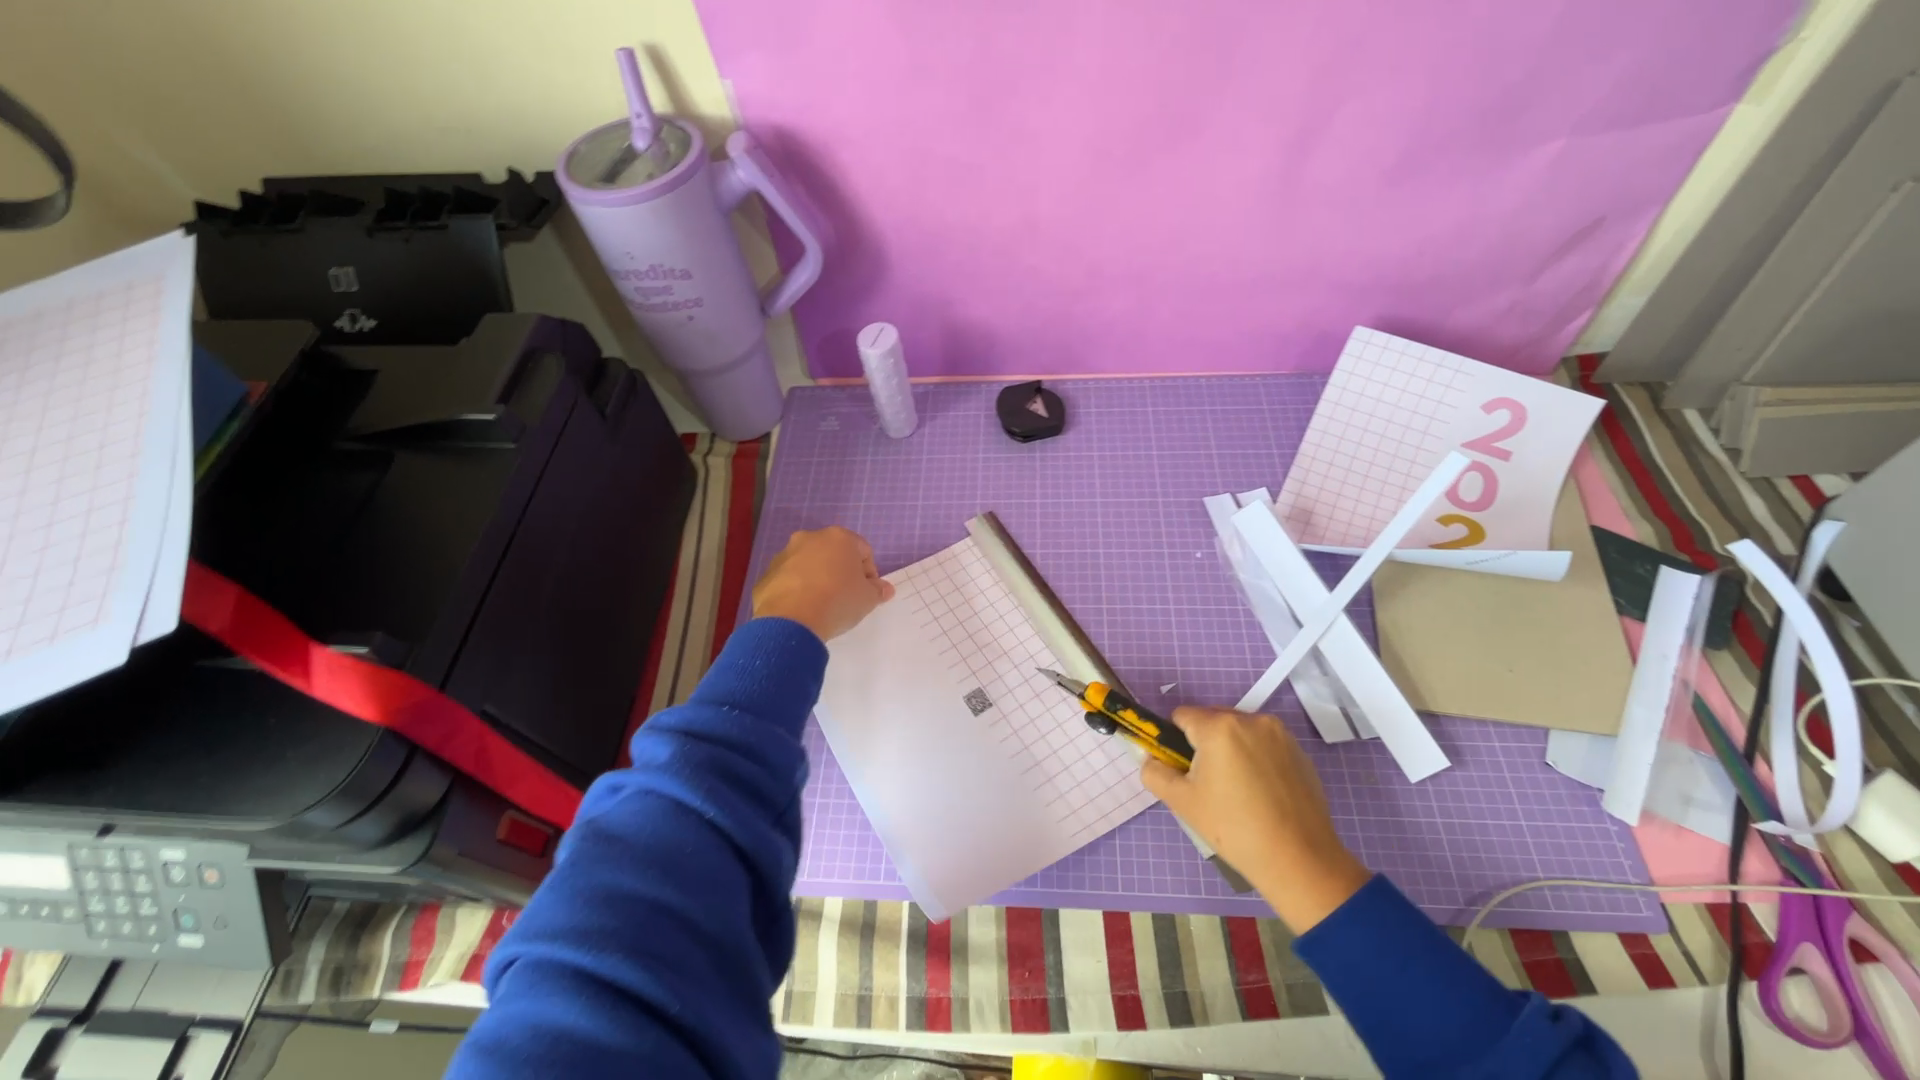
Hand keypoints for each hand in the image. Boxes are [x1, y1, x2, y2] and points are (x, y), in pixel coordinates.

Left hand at [751, 526, 895, 641]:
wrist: (791, 620)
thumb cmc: (838, 601)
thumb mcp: (868, 599)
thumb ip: (878, 590)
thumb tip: (884, 589)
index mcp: (839, 538)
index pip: (863, 551)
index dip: (869, 573)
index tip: (867, 593)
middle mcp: (810, 538)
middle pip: (833, 554)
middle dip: (840, 572)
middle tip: (845, 598)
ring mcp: (785, 555)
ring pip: (808, 565)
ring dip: (816, 580)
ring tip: (821, 606)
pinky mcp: (767, 575)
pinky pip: (788, 580)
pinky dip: (796, 591)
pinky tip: (801, 610)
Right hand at [1142, 706, 1370, 932]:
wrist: (1297, 858)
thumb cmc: (1232, 828)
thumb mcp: (1181, 801)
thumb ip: (1154, 772)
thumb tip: (1152, 759)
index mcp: (1219, 727)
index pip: (1182, 716)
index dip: (1174, 741)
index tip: (1181, 770)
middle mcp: (1251, 720)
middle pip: (1212, 720)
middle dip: (1203, 744)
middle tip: (1207, 784)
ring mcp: (1280, 734)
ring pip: (1240, 732)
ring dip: (1230, 750)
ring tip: (1237, 791)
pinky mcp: (1300, 752)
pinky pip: (1265, 745)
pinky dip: (1256, 759)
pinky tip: (1261, 794)